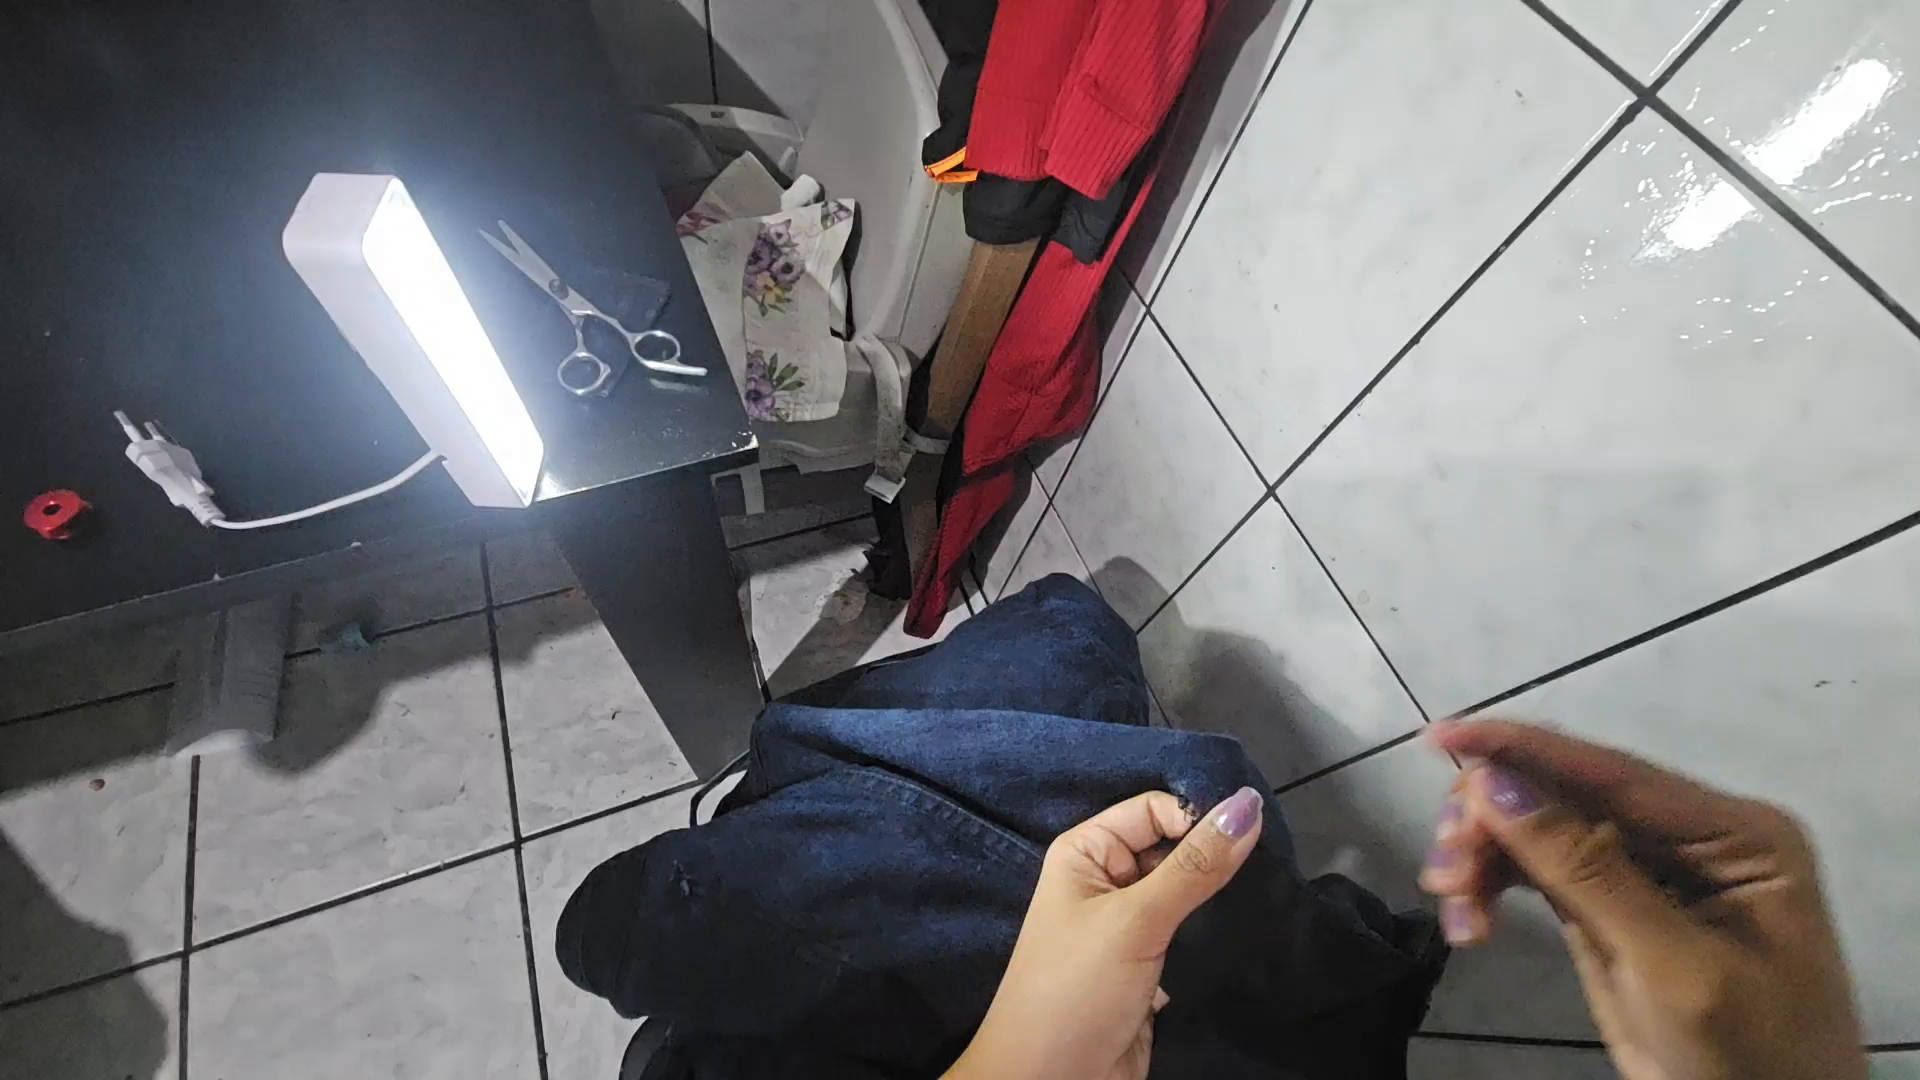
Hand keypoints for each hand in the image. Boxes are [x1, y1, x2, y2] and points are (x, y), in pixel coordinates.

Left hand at [944, 787, 1263, 1079]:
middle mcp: (1105, 877)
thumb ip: (1195, 866)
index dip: (1197, 818)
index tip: (1253, 840)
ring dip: (1217, 896)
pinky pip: (1188, 929)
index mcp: (1087, 849)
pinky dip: (1213, 929)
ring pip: (1184, 890)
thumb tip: (1246, 803)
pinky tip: (1248, 930)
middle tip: (1270, 871)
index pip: (1153, 809)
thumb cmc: (1079, 987)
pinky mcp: (1148, 962)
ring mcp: (1126, 922)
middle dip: (1213, 856)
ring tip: (1266, 899)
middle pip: (1171, 846)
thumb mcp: (1136, 920)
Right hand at [1420, 719, 1866, 1079]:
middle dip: (1486, 821)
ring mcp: (1631, 858)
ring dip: (1476, 855)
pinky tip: (1468, 921)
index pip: (1603, 769)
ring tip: (1451, 900)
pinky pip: (1520, 863)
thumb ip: (1583, 868)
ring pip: (1521, 823)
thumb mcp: (1672, 965)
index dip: (1514, 745)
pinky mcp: (1593, 889)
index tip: (1436, 735)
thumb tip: (1491, 783)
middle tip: (1445, 865)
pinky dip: (1484, 884)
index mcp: (1728, 832)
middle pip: (1549, 792)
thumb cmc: (1751, 1057)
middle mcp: (1676, 830)